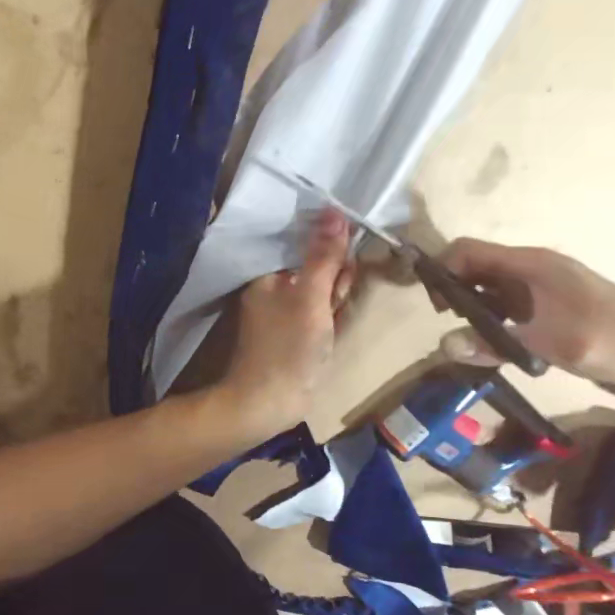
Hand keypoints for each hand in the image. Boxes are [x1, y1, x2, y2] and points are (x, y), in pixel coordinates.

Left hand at [215, 209, 354, 438]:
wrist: (268, 404)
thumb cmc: (288, 347)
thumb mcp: (311, 297)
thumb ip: (324, 256)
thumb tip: (335, 211)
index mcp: (268, 276)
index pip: (305, 246)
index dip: (330, 251)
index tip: (346, 262)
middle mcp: (273, 290)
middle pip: (316, 269)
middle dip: (335, 279)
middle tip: (336, 301)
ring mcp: (284, 315)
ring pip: (321, 293)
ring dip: (335, 300)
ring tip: (333, 320)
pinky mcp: (294, 336)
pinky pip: (319, 315)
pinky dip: (330, 319)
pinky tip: (332, 331)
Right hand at [434, 239, 614, 388]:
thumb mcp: (555, 344)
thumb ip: (498, 343)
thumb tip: (443, 344)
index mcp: (532, 264)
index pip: (469, 250)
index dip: (442, 270)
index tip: (434, 306)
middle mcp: (531, 271)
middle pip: (474, 268)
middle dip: (452, 293)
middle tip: (451, 329)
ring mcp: (540, 292)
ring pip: (488, 291)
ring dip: (471, 312)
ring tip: (467, 344)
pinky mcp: (547, 313)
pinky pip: (505, 311)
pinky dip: (490, 325)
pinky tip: (491, 350)